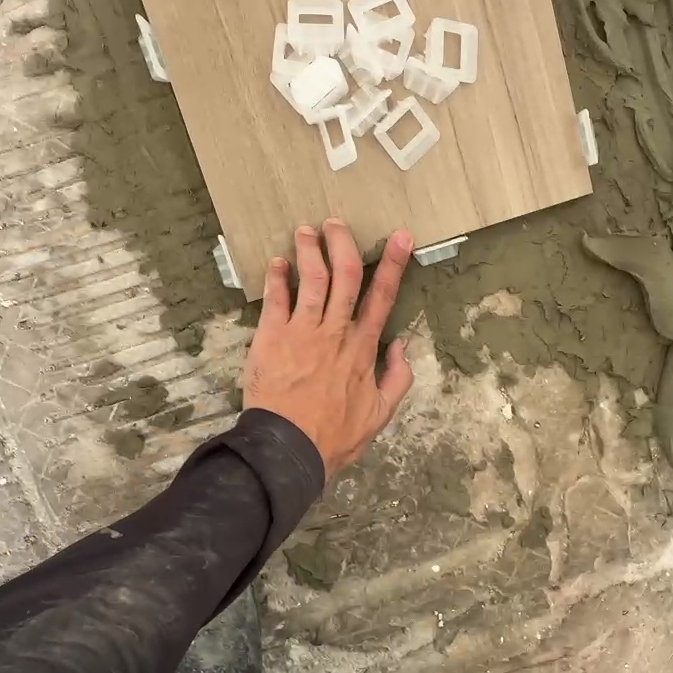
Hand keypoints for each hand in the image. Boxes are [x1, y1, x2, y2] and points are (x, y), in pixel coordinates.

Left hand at [244, 220, 414, 478]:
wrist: (289, 449)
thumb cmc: (334, 436)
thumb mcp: (380, 415)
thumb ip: (397, 378)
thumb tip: (401, 346)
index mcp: (363, 348)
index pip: (383, 296)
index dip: (393, 263)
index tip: (400, 237)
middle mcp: (335, 331)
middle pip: (344, 274)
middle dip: (343, 243)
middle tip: (336, 223)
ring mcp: (301, 331)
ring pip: (311, 278)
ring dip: (310, 250)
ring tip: (306, 230)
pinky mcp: (270, 337)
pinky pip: (275, 298)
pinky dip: (277, 276)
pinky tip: (277, 261)